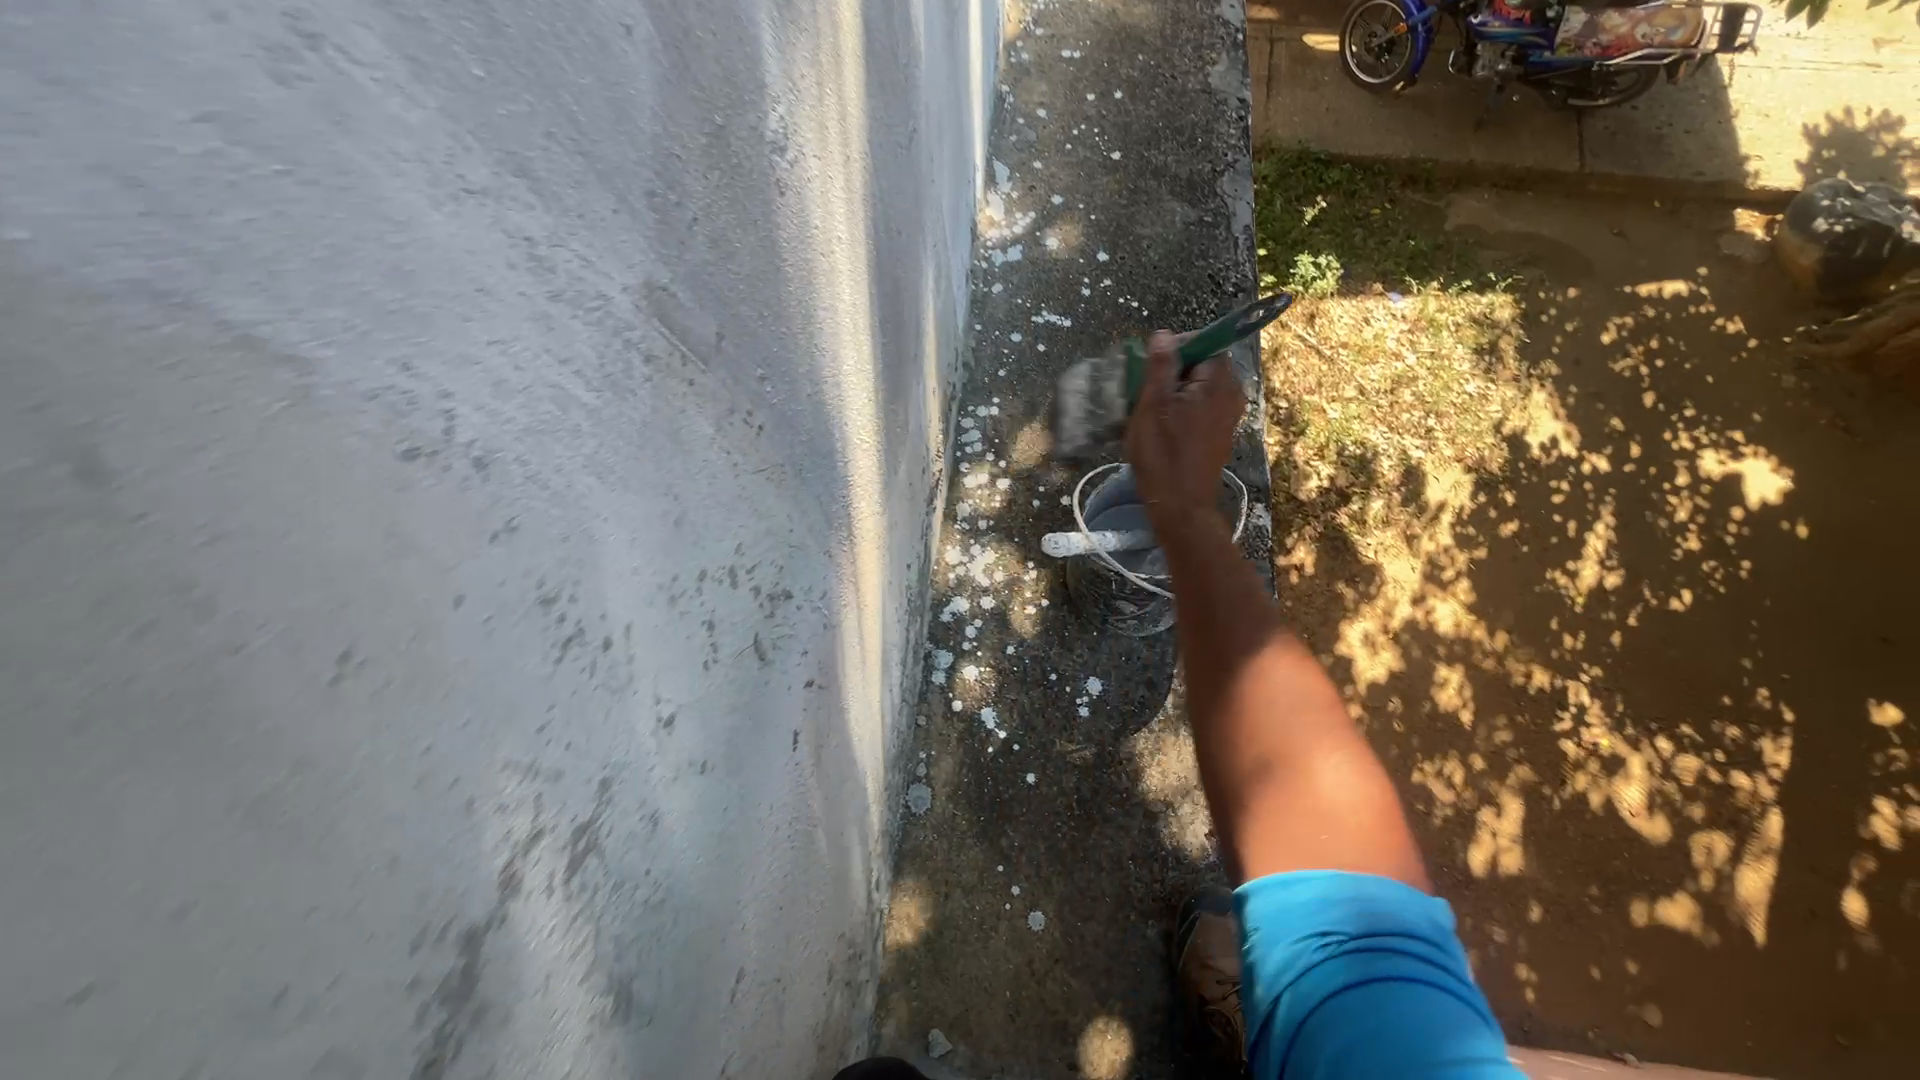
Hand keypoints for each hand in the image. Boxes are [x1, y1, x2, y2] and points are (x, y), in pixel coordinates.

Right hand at [1124, 330, 1245, 530]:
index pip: (1204, 343)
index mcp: (1219, 382)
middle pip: (1201, 365)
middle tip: (1145, 390)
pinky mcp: (1221, 432)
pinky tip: (1163, 426)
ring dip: (1174, 391)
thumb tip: (1164, 334)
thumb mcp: (1153, 405)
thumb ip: (1160, 366)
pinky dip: (1183, 408)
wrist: (1180, 505)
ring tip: (1150, 410)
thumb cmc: (1163, 454)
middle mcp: (1233, 394)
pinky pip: (1202, 406)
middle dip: (1173, 371)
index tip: (1150, 365)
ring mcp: (1229, 415)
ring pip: (1199, 387)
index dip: (1175, 348)